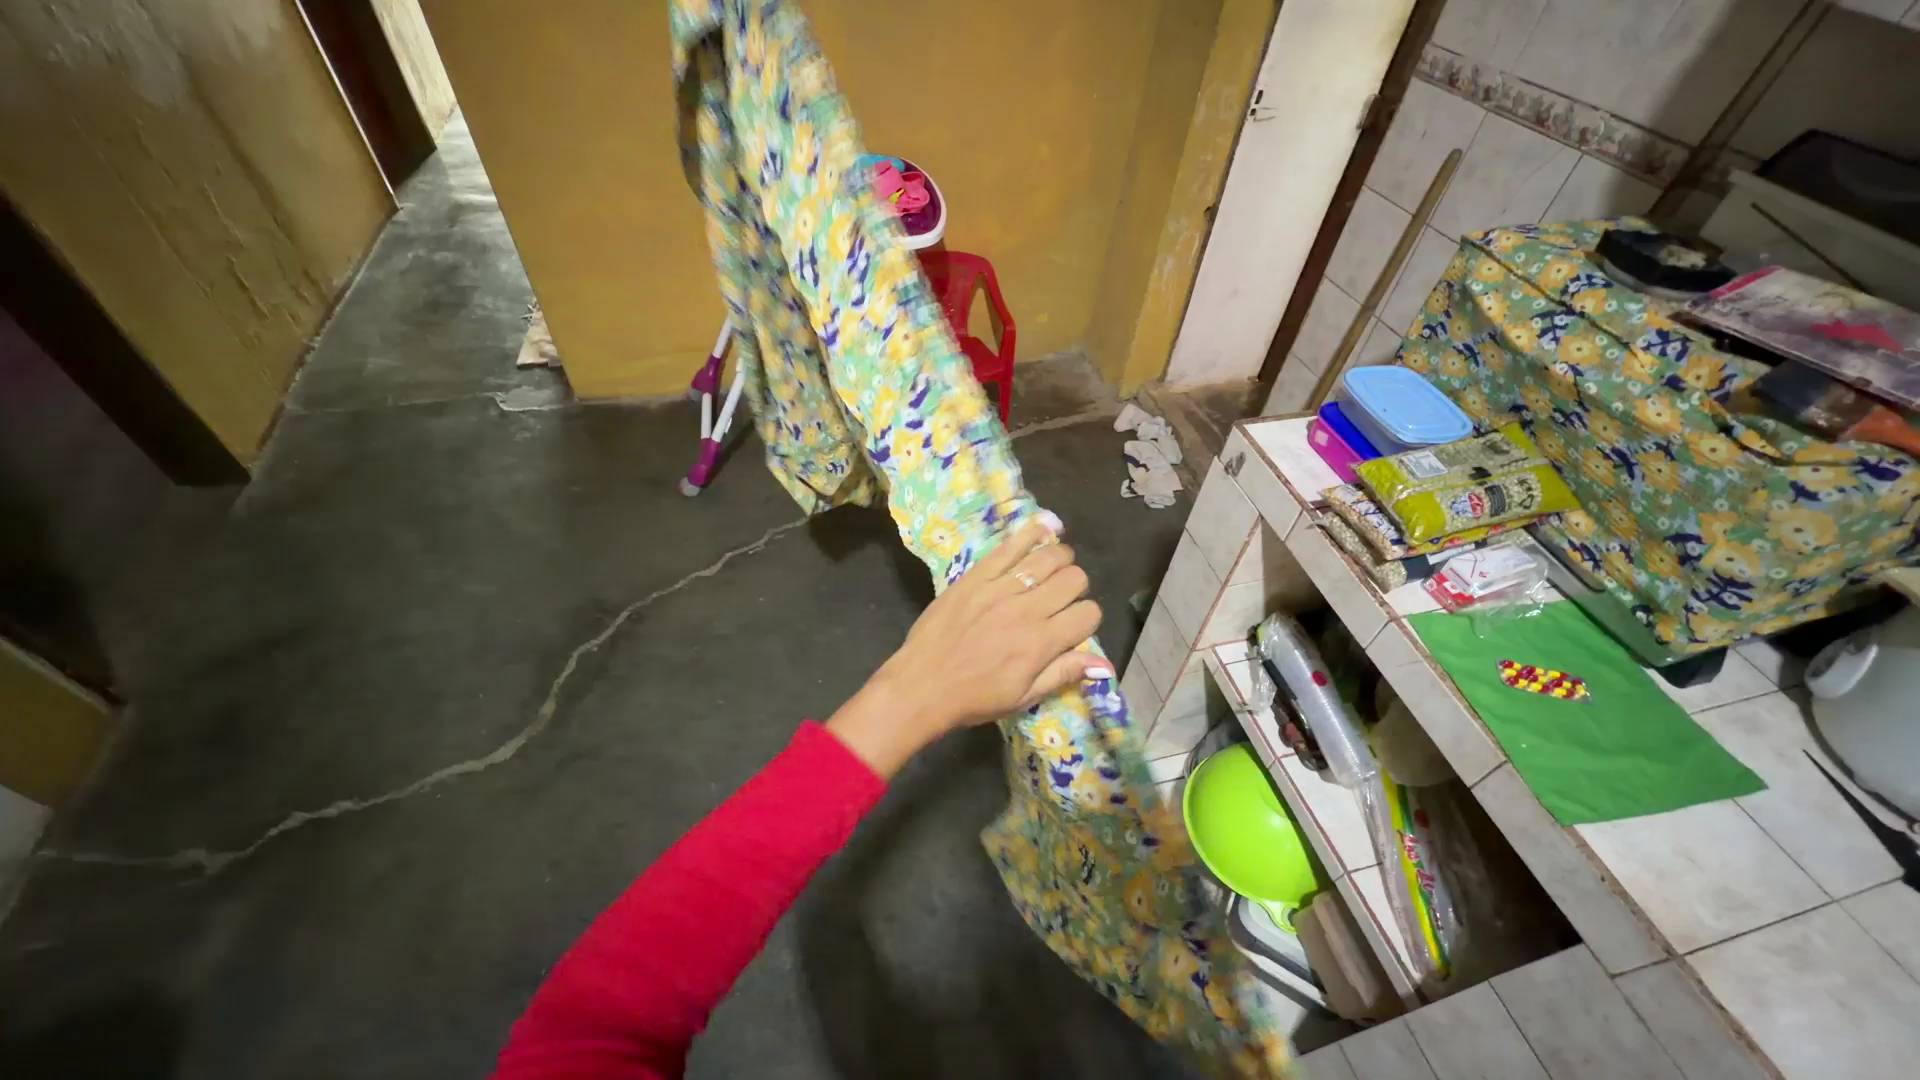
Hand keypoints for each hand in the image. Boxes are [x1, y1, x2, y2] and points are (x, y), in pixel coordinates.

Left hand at [827, 517, 1106, 776]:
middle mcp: (1026, 610)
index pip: (1089, 614)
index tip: (1074, 625)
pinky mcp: (976, 576)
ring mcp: (999, 589)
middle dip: (1076, 587)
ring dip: (1060, 559)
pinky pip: (1009, 547)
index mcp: (1041, 644)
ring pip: (1048, 557)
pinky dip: (1031, 534)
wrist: (921, 685)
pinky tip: (1043, 529)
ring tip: (1054, 565)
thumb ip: (1064, 673)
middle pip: (1074, 579)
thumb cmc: (974, 698)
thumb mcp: (1023, 696)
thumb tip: (1106, 664)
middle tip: (1061, 597)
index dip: (1088, 619)